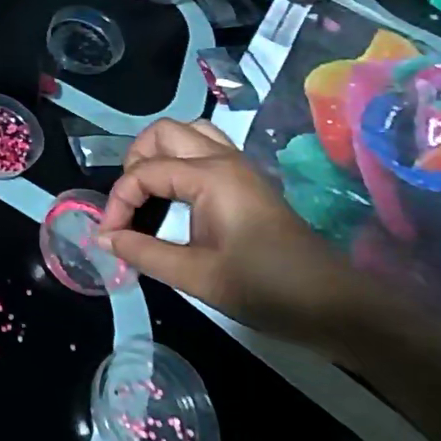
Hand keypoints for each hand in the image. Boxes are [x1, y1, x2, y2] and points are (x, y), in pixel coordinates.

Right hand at [97, 119, 388, 354]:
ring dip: (158, 153)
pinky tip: (175, 194)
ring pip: (187, 134)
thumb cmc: (266, 289)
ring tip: (147, 190)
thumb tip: (102, 238)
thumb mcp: (197, 276)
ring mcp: (240, 167)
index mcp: (211, 176)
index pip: (143, 172)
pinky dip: (180, 160)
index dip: (118, 202)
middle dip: (135, 161)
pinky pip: (205, 149)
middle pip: (163, 132)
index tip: (109, 237)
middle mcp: (224, 160)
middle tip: (129, 202)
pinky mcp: (248, 182)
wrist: (338, 308)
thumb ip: (143, 252)